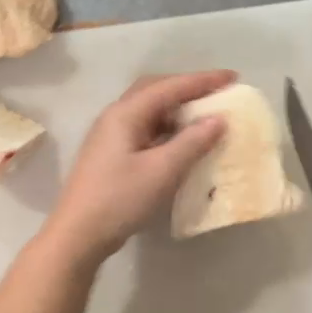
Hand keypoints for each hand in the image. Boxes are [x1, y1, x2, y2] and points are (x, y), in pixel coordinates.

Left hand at [43, 71, 234, 262]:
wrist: (78, 234)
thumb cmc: (119, 199)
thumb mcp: (162, 171)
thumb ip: (192, 142)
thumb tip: (218, 119)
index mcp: (125, 113)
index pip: (170, 87)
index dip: (203, 80)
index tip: (233, 78)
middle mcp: (115, 117)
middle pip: (155, 91)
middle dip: (187, 88)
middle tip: (217, 94)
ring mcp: (110, 136)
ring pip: (149, 111)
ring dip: (177, 109)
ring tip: (205, 116)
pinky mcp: (111, 155)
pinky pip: (144, 130)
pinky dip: (167, 129)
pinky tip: (182, 143)